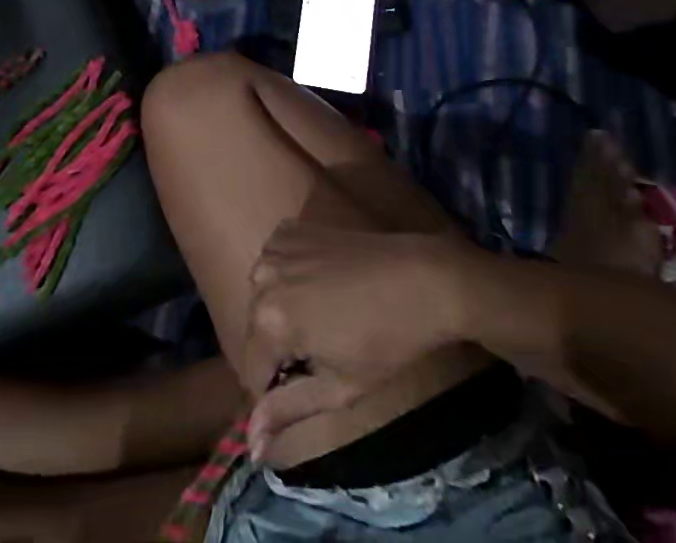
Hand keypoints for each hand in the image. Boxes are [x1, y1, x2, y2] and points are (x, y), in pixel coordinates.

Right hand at [244, 222, 469, 455]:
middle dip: (280, 346)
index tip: (312, 384)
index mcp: (269, 321)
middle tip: (324, 349)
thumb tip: (251, 445)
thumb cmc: (388, 340)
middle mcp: (260, 279)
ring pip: (264, 295)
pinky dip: (290, 276)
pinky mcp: (289, 229)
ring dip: (283, 310)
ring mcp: (274, 248)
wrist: (425, 278)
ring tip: (326, 314)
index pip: (253, 370)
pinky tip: (323, 281)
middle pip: (257, 330)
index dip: (278, 388)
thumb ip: (289, 410)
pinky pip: (276, 263)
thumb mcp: (340, 386)